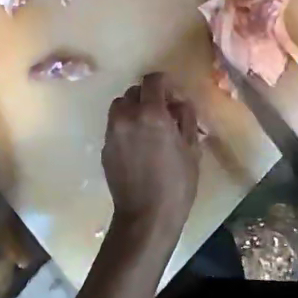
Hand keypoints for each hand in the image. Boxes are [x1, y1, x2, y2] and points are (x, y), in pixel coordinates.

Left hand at [102, 73, 200, 239]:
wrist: (146, 217)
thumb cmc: (177, 183)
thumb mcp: (191, 148)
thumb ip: (185, 118)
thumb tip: (178, 104)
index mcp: (151, 113)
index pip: (153, 80)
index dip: (164, 82)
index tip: (172, 94)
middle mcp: (127, 117)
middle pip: (134, 91)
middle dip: (148, 96)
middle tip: (163, 113)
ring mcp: (112, 133)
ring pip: (120, 107)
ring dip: (133, 109)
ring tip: (148, 128)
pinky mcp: (105, 148)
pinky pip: (115, 127)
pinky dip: (126, 127)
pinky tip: (139, 146)